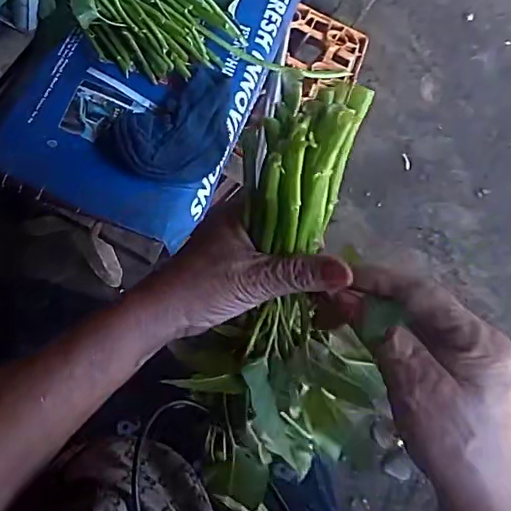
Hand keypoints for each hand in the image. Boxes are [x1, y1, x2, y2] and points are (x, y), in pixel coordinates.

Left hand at [134, 196, 352, 339]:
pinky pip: (264, 261)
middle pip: (283, 223)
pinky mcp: (230, 265)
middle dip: (308, 241)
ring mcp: (231, 243)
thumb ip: (299, 273)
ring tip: (326, 275)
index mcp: (238, 213)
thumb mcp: (255, 280)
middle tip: (337, 260)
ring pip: (274, 244)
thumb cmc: (203, 287)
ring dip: (296, 258)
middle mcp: (235, 222)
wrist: (163, 312)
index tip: (337, 229)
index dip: (311, 210)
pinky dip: (282, 271)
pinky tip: (302, 285)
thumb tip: (347, 271)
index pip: (283, 197)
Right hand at [328, 265, 510, 507]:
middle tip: (325, 293)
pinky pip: (410, 334)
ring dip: (371, 308)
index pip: (421, 291)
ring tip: (332, 308)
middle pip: (416, 300)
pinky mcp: (449, 367)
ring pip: (410, 316)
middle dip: (369, 291)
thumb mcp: (414, 385)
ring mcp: (464, 352)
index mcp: (478, 337)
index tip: (332, 276)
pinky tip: (355, 328)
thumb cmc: (453, 442)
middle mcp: (475, 336)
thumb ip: (384, 336)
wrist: (483, 497)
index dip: (375, 279)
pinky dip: (379, 327)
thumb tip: (345, 295)